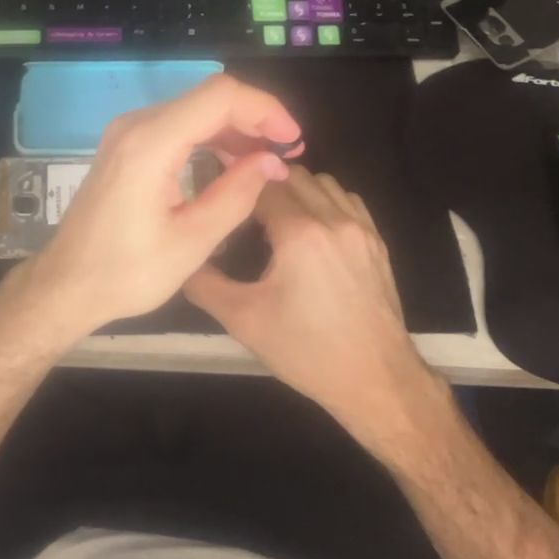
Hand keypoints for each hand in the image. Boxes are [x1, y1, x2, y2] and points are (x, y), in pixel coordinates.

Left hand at [7, 74, 302, 344]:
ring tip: (267, 160)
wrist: (67, 286)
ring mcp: (126, 135)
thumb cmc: (127, 272)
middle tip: (287, 153)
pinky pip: (175, 128)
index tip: (293, 139)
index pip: (220, 96)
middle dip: (254, 118)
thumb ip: (237, 194)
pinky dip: (208, 138)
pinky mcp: (124, 149)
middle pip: (207, 99)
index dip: (265, 108)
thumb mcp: (192, 241)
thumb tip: (272, 161)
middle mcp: (136, 126)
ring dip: (233, 129)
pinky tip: (232, 164)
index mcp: (151, 144)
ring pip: (193, 111)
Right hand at [184, 168, 444, 434]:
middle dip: (263, 186)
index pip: (262, 186)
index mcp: (300, 234)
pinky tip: (309, 229)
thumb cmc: (306, 351)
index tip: (217, 196)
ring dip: (296, 190)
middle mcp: (334, 221)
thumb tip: (182, 257)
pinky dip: (325, 202)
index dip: (236, 186)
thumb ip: (204, 283)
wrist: (375, 380)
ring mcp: (361, 231)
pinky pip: (348, 202)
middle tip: (239, 210)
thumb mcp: (242, 320)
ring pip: (324, 184)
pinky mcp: (377, 245)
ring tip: (273, 218)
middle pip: (293, 177)